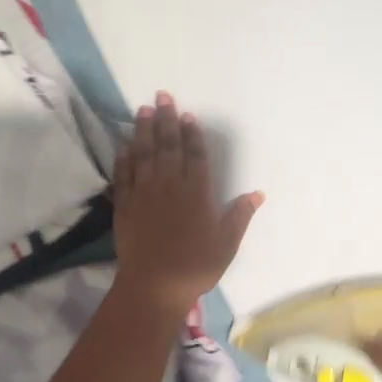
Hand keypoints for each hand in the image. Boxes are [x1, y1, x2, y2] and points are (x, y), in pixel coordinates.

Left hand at [112, 91, 263, 312]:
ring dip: (144, 130)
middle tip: (163, 96)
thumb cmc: (196, 265)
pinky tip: (126, 146)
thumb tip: (257, 194)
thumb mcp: (227, 243)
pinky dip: (125, 157)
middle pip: (168, 145)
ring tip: (144, 110)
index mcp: (197, 191)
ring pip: (143, 153)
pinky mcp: (125, 205)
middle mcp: (169, 184)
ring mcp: (144, 192)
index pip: (195, 154)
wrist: (155, 285)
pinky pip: (124, 174)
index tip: (188, 115)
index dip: (192, 134)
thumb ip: (240, 215)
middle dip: (166, 120)